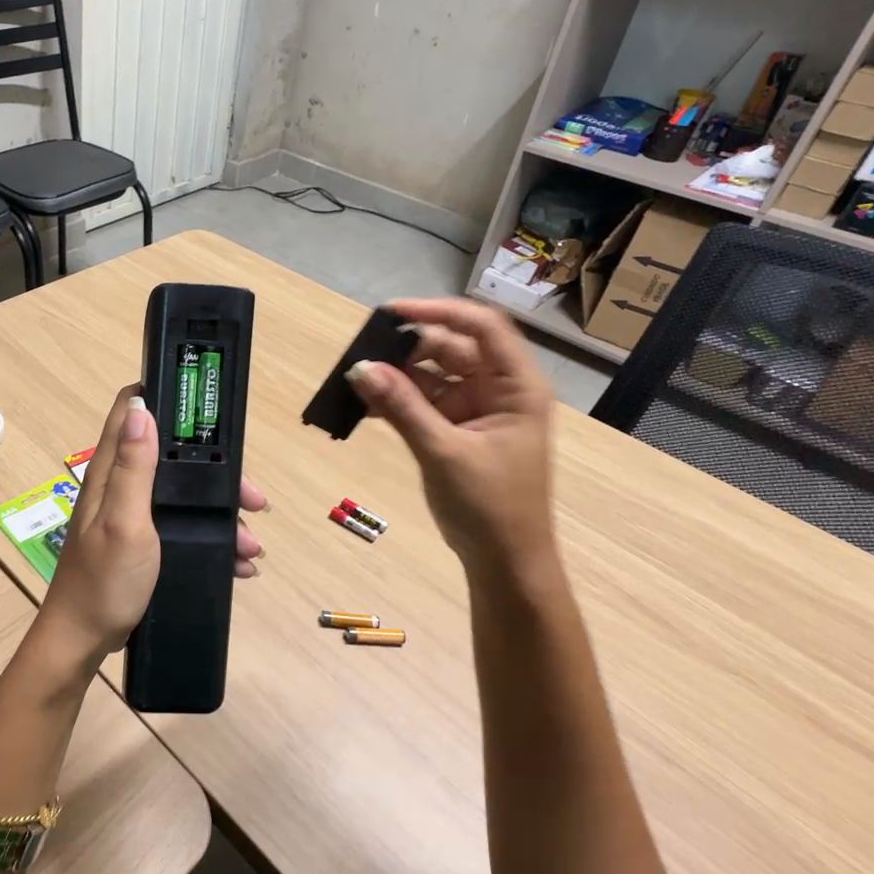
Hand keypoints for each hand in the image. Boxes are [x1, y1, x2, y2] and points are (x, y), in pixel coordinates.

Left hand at [40, 385, 267, 656]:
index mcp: (110, 472)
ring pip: (185, 497)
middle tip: (252, 498)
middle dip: (217, 472)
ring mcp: (132, 515)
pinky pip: (185, 529)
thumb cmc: (105, 581)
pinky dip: (212, 540)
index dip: (163, 396)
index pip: (129, 411)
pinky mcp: (143, 543)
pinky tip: (237, 563)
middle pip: (174, 457)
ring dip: (222, 514)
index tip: (206, 405)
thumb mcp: (124, 521)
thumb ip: (133, 468)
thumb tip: (141, 407)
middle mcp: (120, 485)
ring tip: (251, 545)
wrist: (84, 641)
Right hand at [344, 299, 555, 578]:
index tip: (392, 313)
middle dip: (408, 348)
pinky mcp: (457, 430)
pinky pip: (424, 402)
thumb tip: (360, 368)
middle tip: (364, 353)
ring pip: (433, 375)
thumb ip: (402, 407)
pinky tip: (366, 404)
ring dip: (397, 376)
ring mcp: (477, 410)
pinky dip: (398, 400)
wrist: (504, 562)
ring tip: (357, 380)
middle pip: (452, 348)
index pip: (483, 328)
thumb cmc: (490, 506)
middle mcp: (499, 390)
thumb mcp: (443, 452)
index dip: (438, 311)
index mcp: (516, 387)